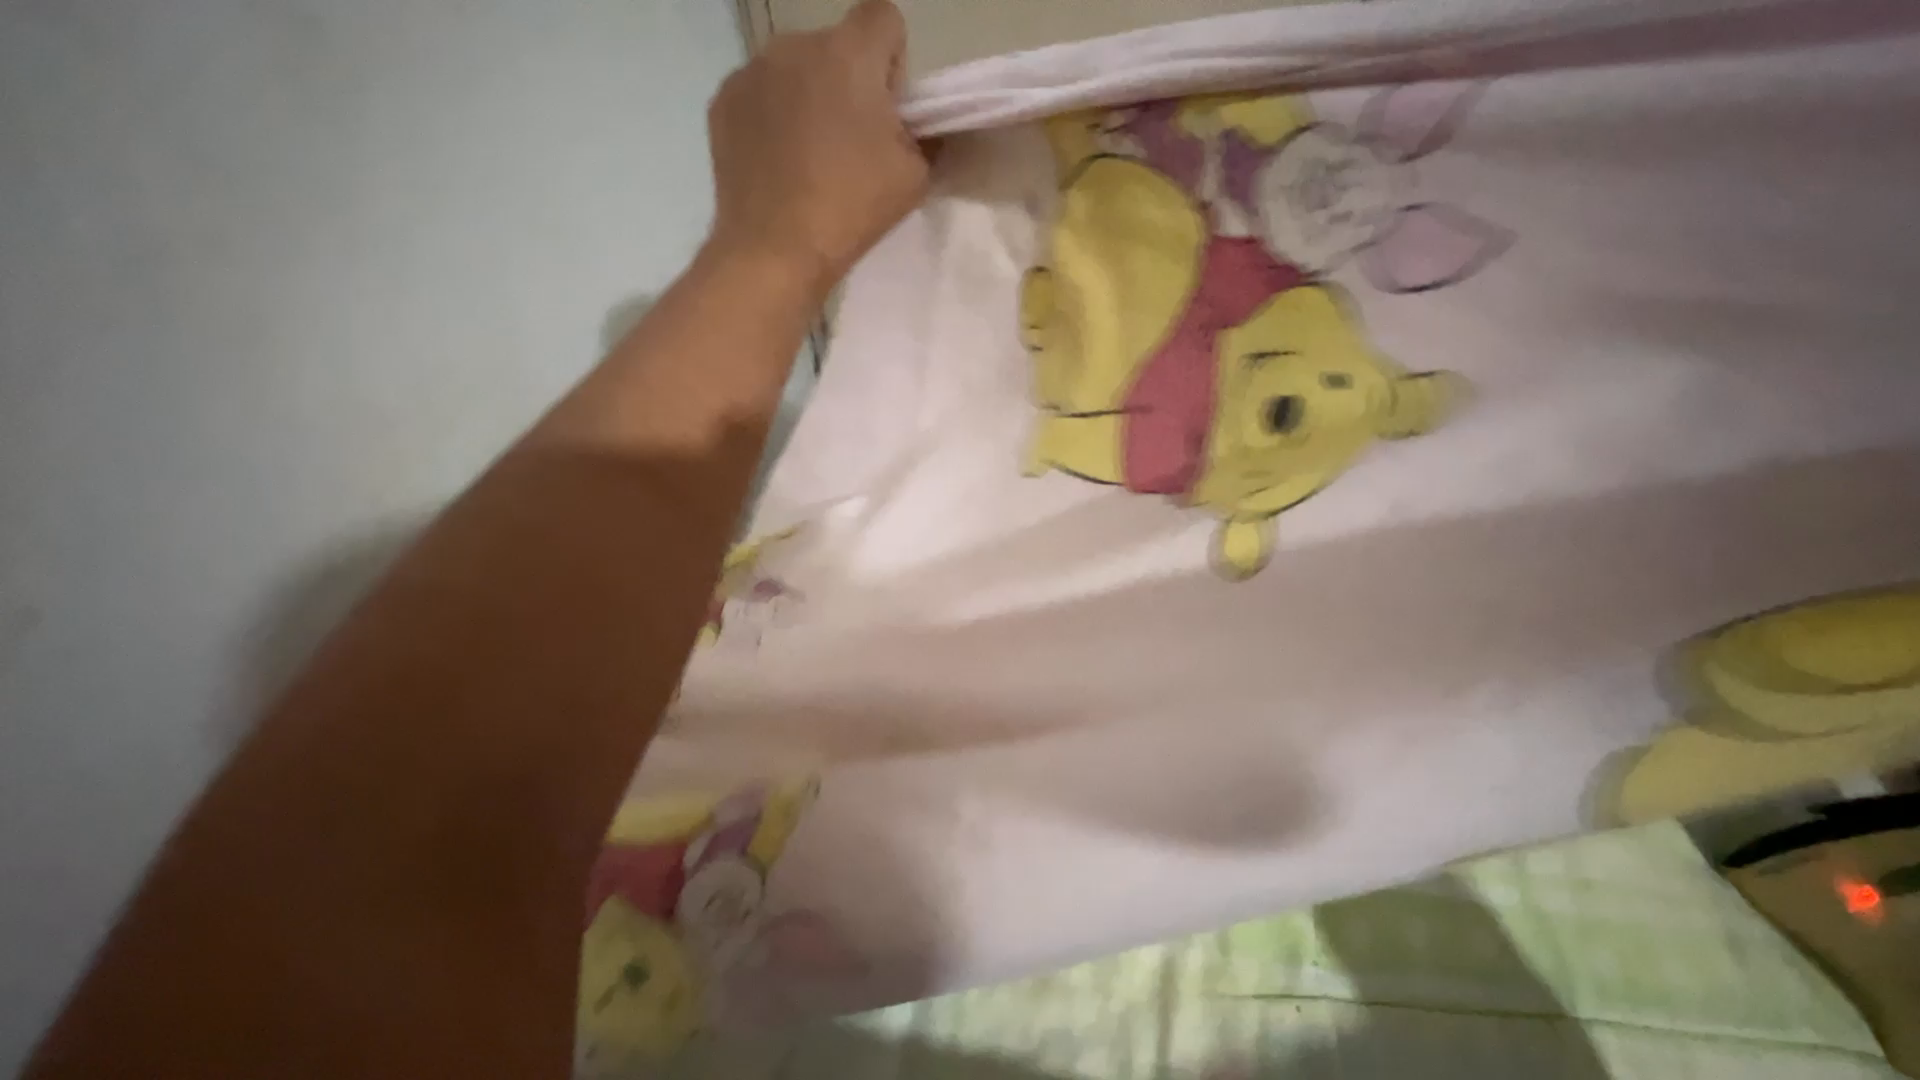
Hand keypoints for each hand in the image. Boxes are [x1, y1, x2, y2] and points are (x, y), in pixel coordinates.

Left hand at [705, 0, 930, 295]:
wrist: (773, 250)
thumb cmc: (850, 209)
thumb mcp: (915, 176)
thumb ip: (926, 135)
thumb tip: (919, 127)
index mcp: (849, 53)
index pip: (884, 18)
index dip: (893, 62)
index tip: (887, 111)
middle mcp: (795, 45)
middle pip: (837, 46)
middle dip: (849, 82)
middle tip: (851, 144)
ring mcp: (752, 71)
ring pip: (796, 69)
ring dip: (809, 97)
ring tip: (809, 158)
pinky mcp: (722, 102)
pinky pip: (761, 94)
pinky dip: (773, 117)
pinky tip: (777, 164)